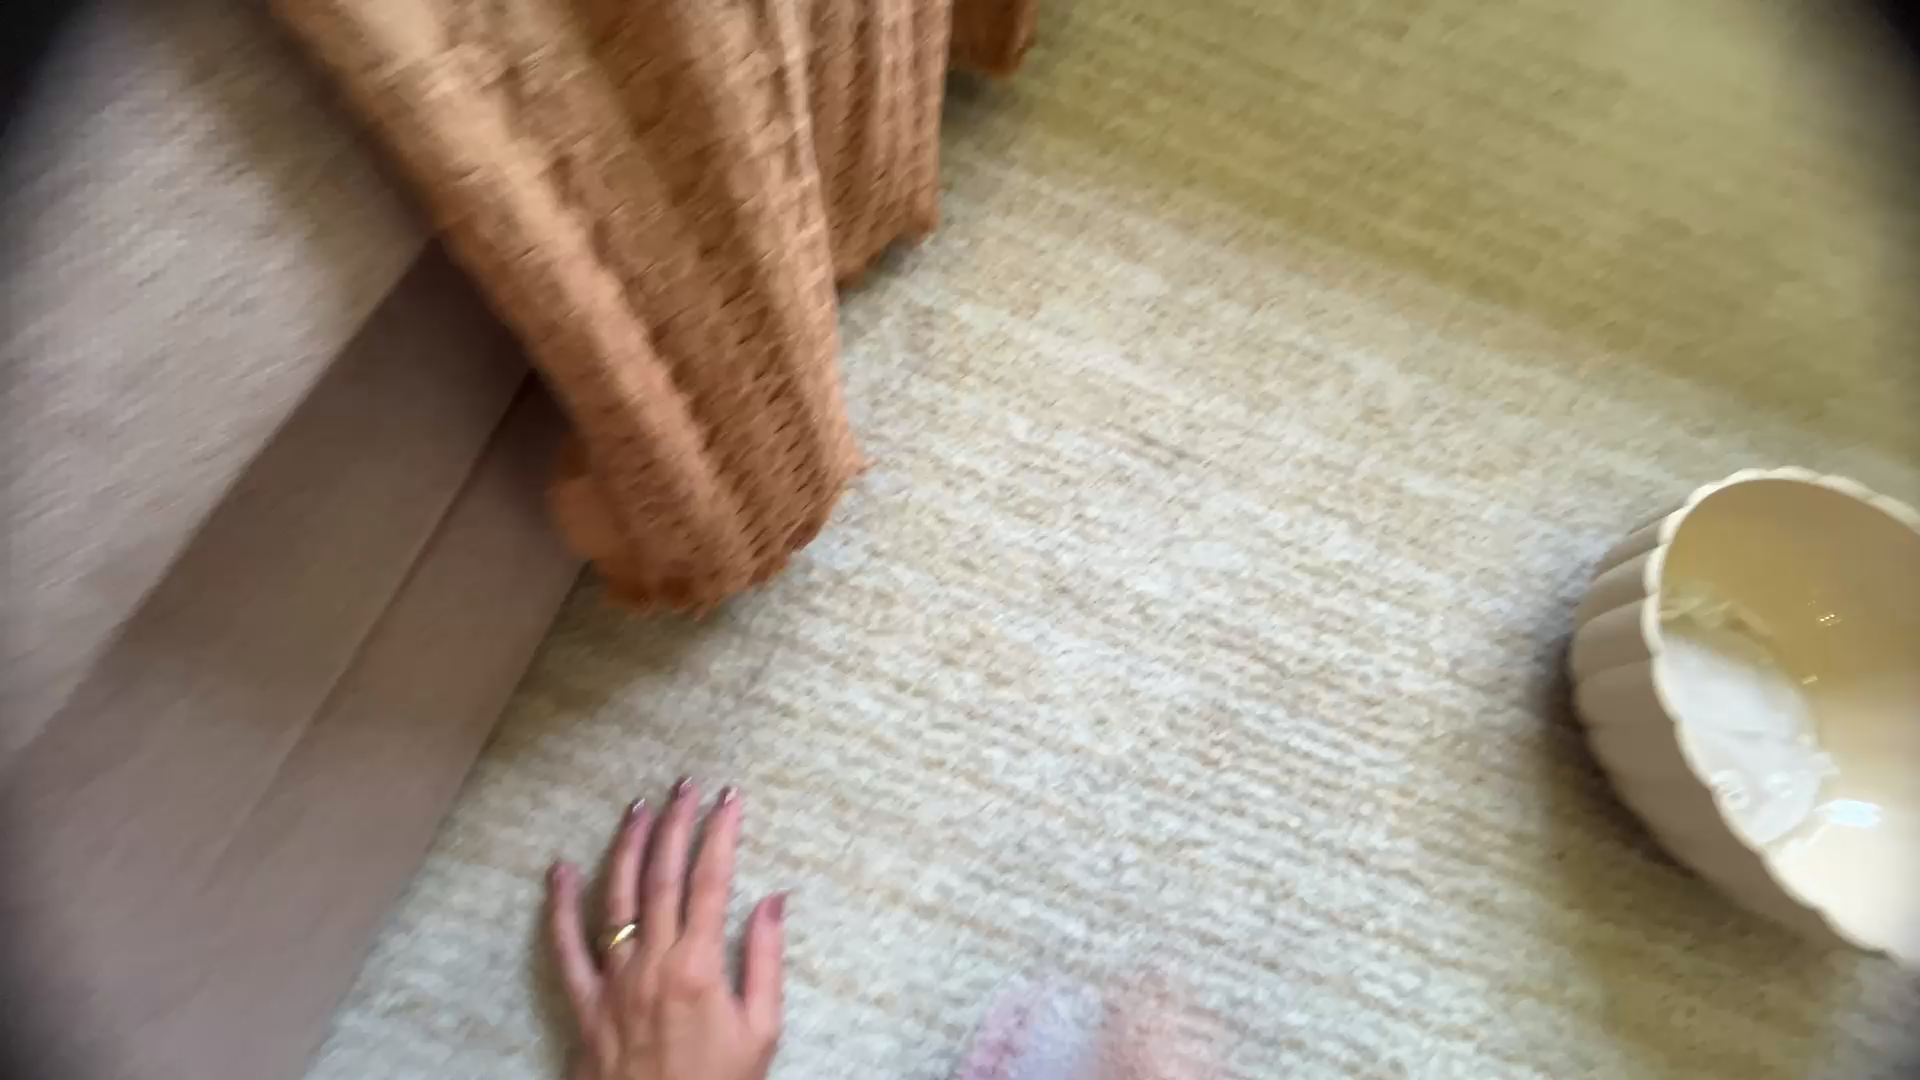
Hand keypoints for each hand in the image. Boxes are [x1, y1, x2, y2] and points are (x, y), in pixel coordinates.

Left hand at [547, 780, 785, 1079]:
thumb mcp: (762, 1030)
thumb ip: (767, 960)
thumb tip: (776, 898)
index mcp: (700, 964)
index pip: (712, 879)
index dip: (722, 832)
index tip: (730, 797)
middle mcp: (653, 961)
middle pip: (663, 875)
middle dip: (676, 823)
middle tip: (685, 785)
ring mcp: (613, 981)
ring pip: (616, 898)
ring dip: (627, 846)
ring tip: (639, 807)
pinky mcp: (583, 1006)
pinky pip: (565, 949)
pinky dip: (561, 907)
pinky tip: (560, 870)